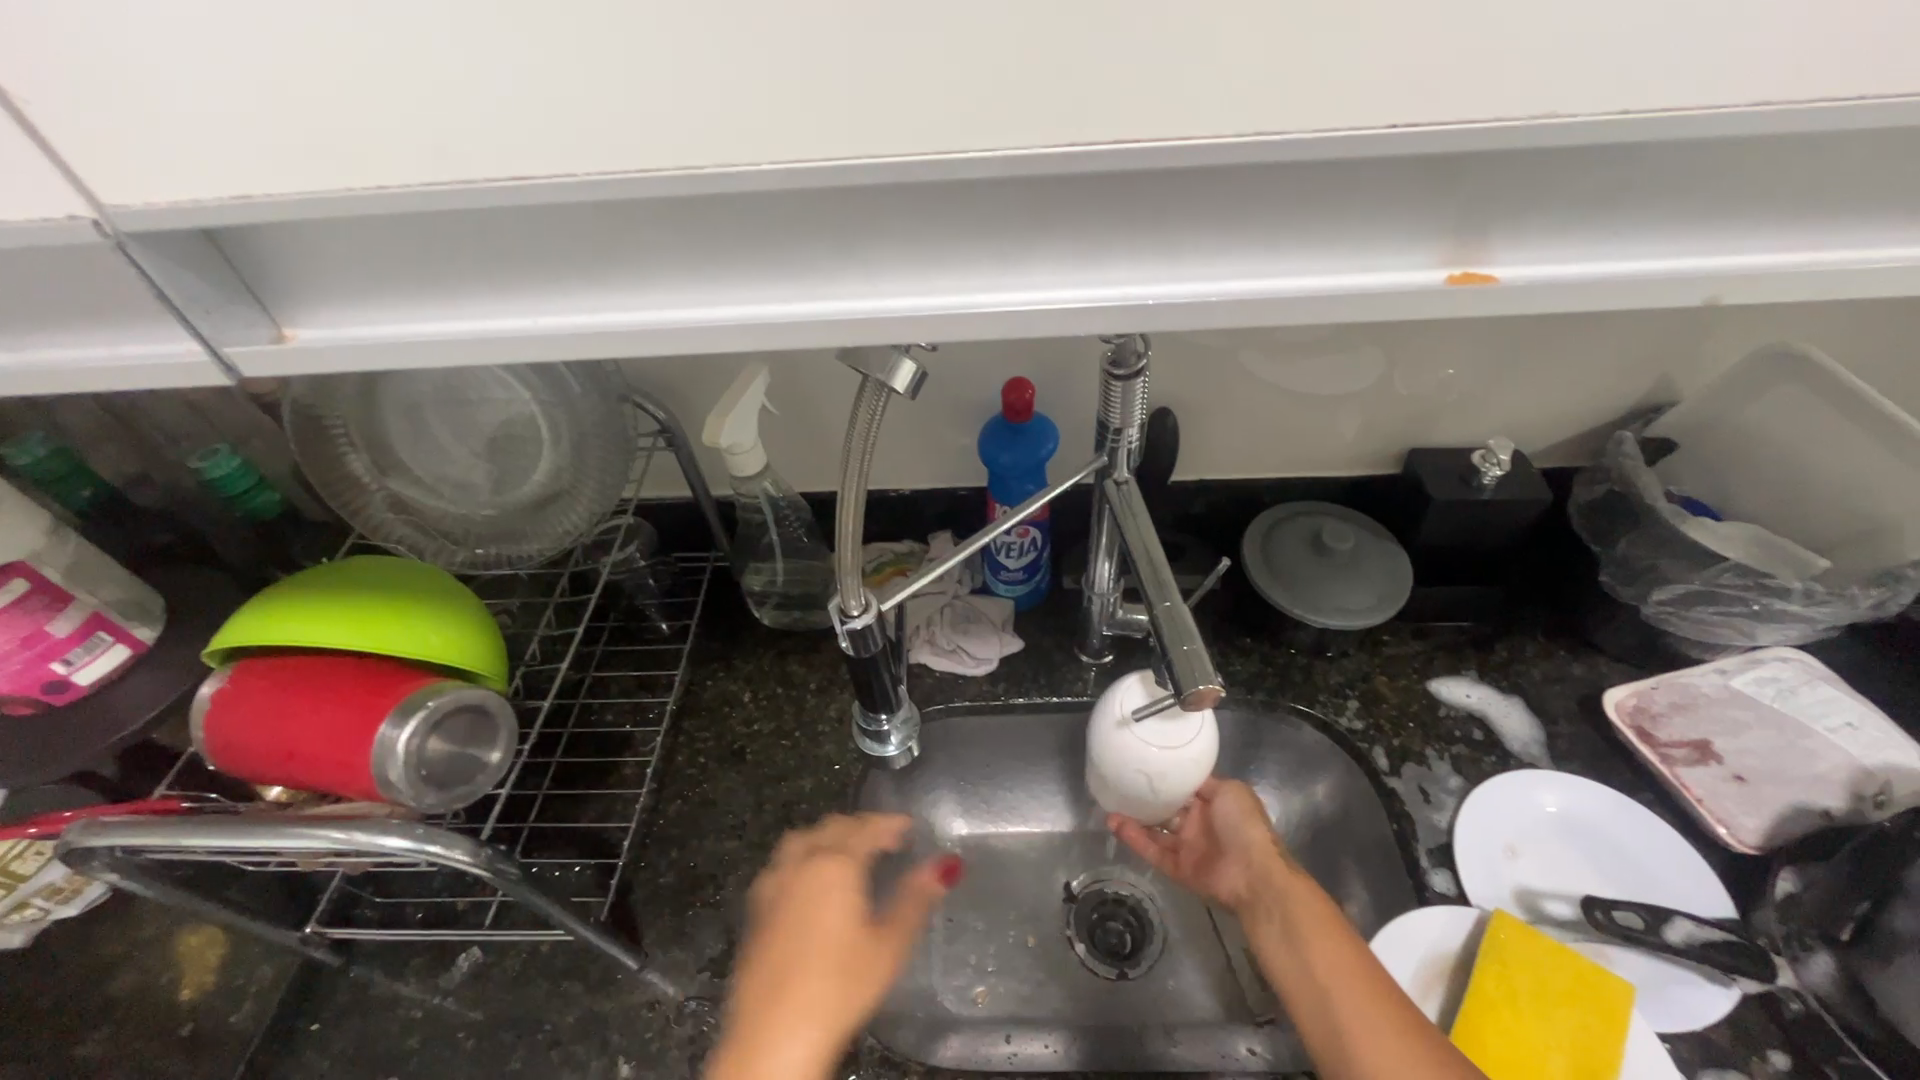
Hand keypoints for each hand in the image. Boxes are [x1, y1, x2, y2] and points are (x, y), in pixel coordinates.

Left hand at [708, 813, 961, 1079]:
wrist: (773, 1033)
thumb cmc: (840, 988)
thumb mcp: (889, 946)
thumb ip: (915, 899)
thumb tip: (944, 865)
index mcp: (835, 864)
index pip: (866, 828)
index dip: (889, 823)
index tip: (908, 827)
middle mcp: (799, 864)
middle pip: (830, 827)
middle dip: (859, 827)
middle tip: (885, 841)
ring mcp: (771, 885)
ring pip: (800, 841)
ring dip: (826, 837)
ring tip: (847, 854)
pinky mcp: (754, 910)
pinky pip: (781, 865)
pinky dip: (802, 859)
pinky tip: (810, 884)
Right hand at [1108, 776, 1292, 914]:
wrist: (1254, 873)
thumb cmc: (1244, 825)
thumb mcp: (1230, 790)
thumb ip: (1205, 782)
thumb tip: (1184, 774)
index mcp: (1214, 804)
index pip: (1185, 789)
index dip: (1166, 779)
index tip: (1143, 766)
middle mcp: (1199, 824)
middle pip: (1166, 809)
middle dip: (1145, 800)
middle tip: (1120, 785)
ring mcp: (1188, 847)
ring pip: (1155, 832)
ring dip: (1134, 820)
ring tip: (1109, 805)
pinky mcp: (1178, 869)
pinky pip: (1153, 852)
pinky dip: (1135, 839)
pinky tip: (1115, 824)